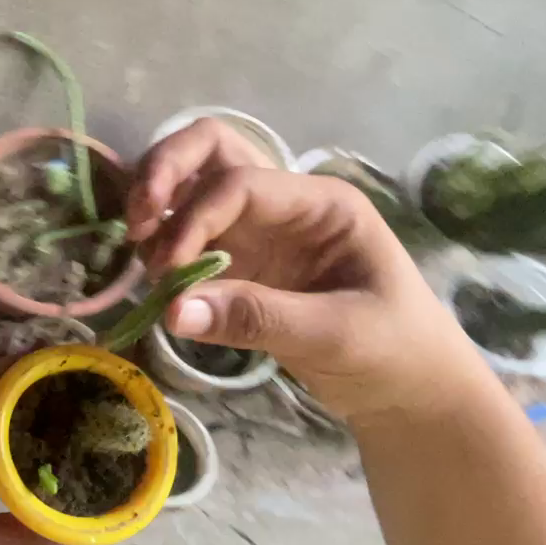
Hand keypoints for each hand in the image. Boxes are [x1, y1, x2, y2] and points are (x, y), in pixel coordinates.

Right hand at [126, 122, 497, 422]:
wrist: (410, 394)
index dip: (194, 219)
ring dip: (157, 206)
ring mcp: (256, 230)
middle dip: (163, 173)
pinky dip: (161, 241)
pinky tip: (150, 273)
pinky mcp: (237, 261)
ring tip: (141, 257)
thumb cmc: (394, 352)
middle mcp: (282, 203)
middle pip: (209, 150)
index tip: (168, 271)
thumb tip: (172, 310)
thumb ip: (255, 317)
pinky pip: (186, 232)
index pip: (239, 183)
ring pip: (191, 184)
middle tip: (135, 222)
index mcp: (319, 204)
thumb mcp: (335, 334)